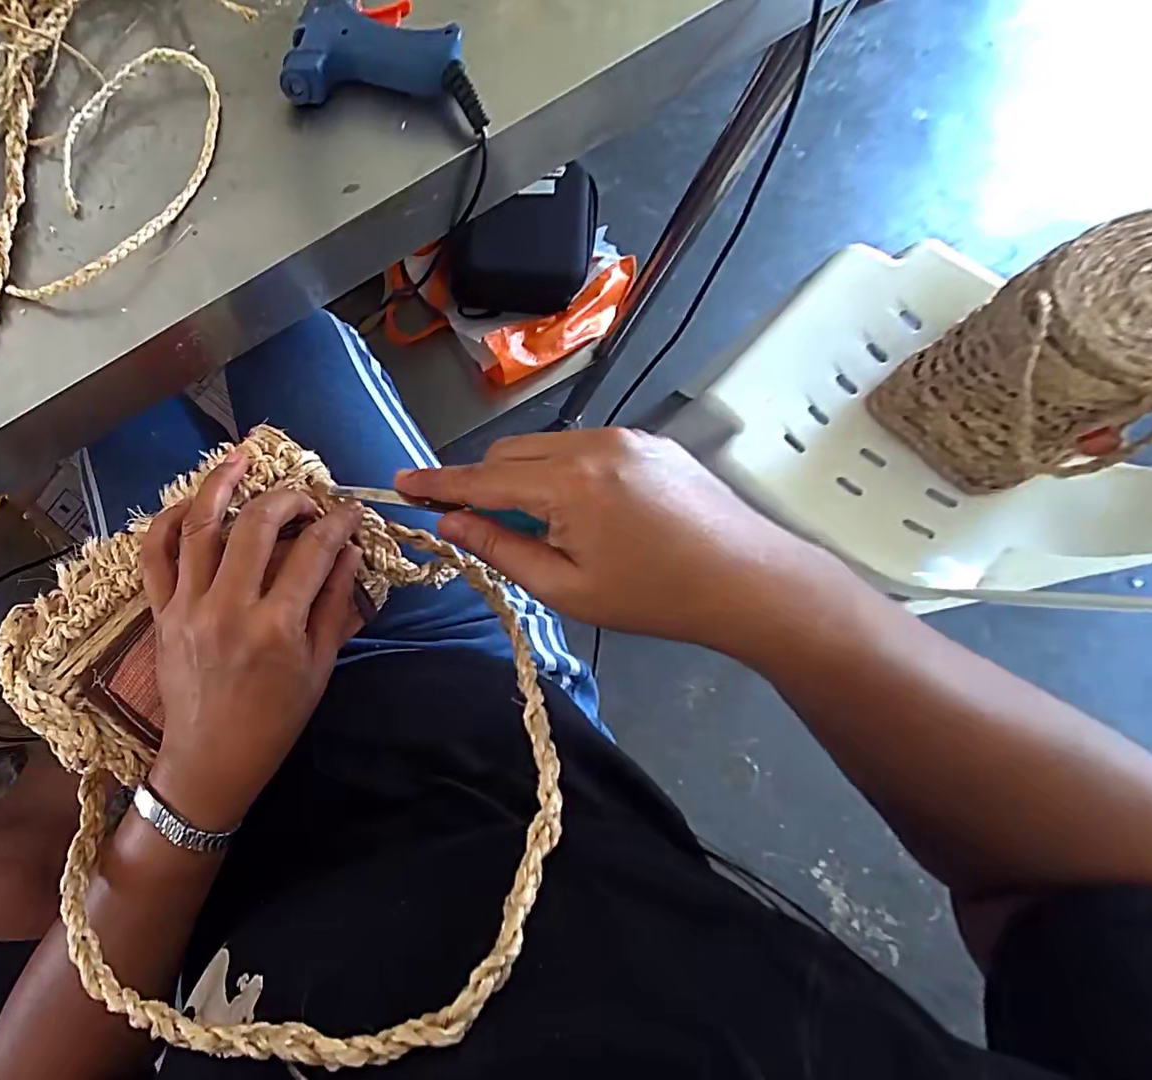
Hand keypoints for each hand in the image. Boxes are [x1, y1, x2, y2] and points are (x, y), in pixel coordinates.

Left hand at [139, 449, 365, 832]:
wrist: (210, 761)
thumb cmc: (274, 722)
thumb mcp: (318, 668)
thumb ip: (334, 605)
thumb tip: (349, 552)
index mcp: (276, 627)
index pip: (313, 552)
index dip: (337, 522)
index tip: (349, 511)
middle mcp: (229, 607)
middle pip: (257, 526)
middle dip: (287, 498)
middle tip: (306, 497)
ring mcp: (188, 606)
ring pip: (201, 527)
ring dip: (221, 484)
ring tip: (239, 459)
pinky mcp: (160, 612)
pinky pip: (155, 555)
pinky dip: (169, 521)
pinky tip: (191, 502)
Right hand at [395, 428, 844, 658]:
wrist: (751, 582)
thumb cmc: (653, 598)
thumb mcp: (565, 587)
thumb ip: (499, 548)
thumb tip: (450, 524)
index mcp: (569, 484)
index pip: (482, 478)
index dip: (437, 483)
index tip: (400, 482)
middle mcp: (592, 444)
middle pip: (508, 452)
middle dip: (481, 482)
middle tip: (471, 520)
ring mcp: (623, 436)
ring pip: (542, 445)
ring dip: (519, 475)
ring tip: (535, 521)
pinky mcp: (645, 440)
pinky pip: (579, 446)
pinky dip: (556, 470)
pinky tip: (578, 507)